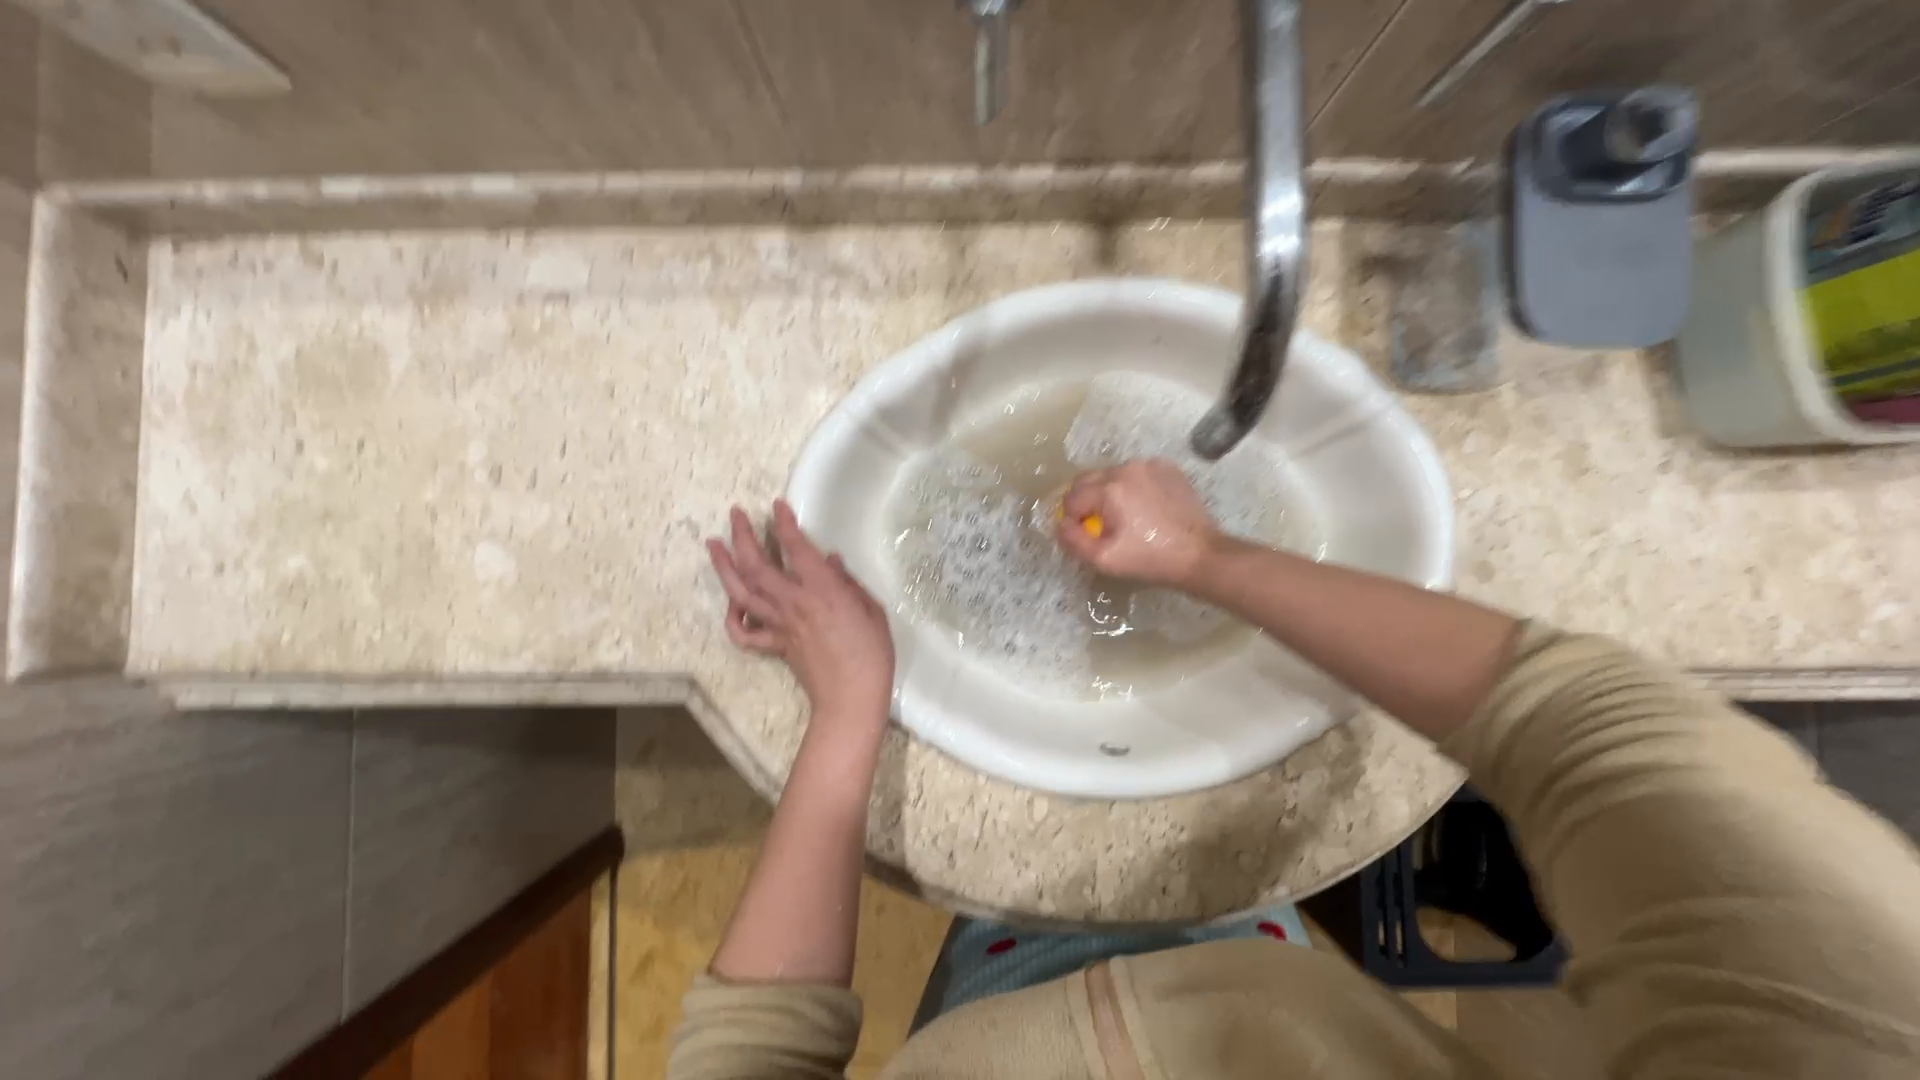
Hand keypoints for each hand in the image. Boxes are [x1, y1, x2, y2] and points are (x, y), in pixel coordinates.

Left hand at [707, 500, 895, 734]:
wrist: (852, 696)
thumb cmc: (872, 653)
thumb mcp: (871, 610)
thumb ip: (848, 583)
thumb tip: (830, 561)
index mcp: (822, 590)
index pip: (796, 549)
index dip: (784, 524)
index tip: (777, 505)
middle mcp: (794, 603)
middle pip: (757, 565)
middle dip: (742, 536)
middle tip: (734, 514)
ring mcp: (779, 625)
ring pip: (741, 593)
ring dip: (724, 567)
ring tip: (713, 545)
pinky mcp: (774, 646)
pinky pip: (743, 632)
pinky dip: (731, 617)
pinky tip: (731, 603)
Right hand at [1056, 459, 1219, 586]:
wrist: (1200, 554)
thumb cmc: (1150, 559)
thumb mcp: (1104, 559)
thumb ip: (1073, 540)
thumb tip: (1061, 524)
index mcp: (1109, 489)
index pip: (1071, 498)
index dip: (1073, 519)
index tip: (1089, 535)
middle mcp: (1126, 468)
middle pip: (1088, 480)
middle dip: (1087, 502)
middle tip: (1103, 526)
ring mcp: (1149, 465)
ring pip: (1111, 475)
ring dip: (1109, 493)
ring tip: (1127, 517)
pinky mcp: (1168, 468)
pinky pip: (1136, 473)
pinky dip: (1133, 487)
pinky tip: (1146, 508)